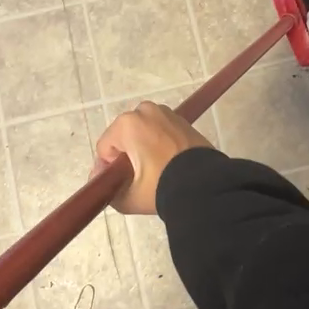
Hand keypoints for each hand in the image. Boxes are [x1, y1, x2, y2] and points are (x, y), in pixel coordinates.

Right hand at [94, 101, 212, 214]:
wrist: (204, 185)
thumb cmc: (161, 187)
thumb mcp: (127, 197)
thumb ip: (107, 190)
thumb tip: (104, 182)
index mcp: (128, 124)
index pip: (105, 148)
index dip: (108, 168)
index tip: (119, 184)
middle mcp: (145, 111)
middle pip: (124, 137)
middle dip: (126, 156)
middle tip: (137, 179)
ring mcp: (166, 113)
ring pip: (143, 133)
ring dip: (143, 149)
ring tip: (153, 173)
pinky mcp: (182, 121)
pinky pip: (161, 132)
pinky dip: (159, 145)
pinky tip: (166, 164)